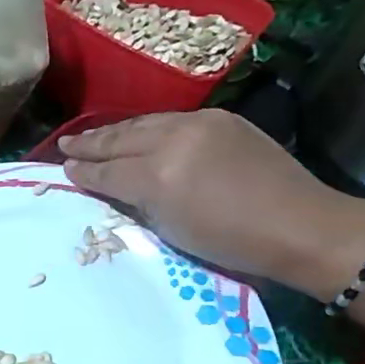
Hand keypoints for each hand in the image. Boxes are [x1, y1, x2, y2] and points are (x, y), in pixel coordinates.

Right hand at [61, 111, 364, 298]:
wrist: (302, 226)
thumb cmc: (233, 245)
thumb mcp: (172, 232)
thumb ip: (138, 202)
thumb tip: (114, 186)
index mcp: (157, 177)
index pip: (108, 171)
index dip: (83, 171)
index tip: (62, 169)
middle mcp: (172, 141)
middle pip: (119, 139)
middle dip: (89, 143)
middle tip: (65, 144)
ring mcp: (198, 124)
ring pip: (144, 123)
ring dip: (115, 131)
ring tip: (91, 135)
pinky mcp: (221, 118)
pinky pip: (171, 119)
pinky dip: (148, 127)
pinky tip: (137, 131)